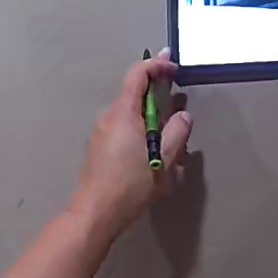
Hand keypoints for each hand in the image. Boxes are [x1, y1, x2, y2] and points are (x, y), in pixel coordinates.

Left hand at [66, 51, 192, 239]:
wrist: (95, 213)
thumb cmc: (130, 184)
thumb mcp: (163, 159)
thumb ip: (176, 133)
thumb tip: (183, 115)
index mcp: (123, 112)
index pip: (138, 74)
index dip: (156, 64)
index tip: (173, 66)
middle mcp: (109, 115)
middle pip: (136, 95)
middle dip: (160, 102)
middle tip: (179, 121)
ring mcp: (101, 131)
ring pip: (131, 114)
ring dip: (152, 122)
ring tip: (170, 149)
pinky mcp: (99, 146)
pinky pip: (123, 128)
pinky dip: (140, 133)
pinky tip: (152, 157)